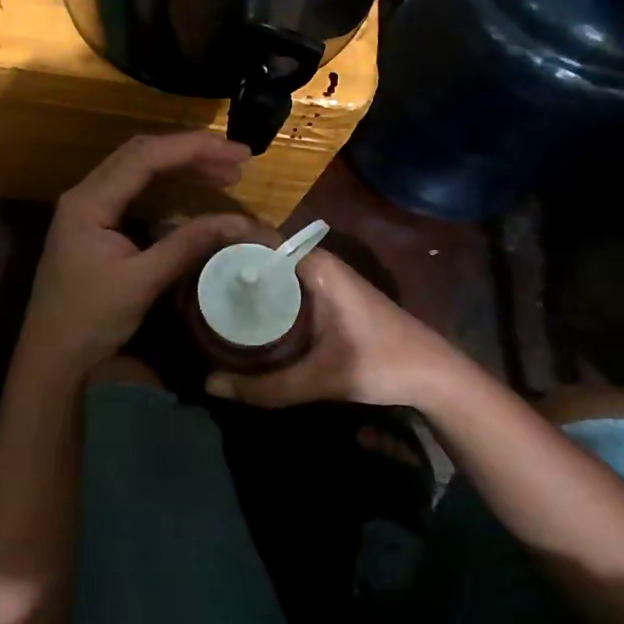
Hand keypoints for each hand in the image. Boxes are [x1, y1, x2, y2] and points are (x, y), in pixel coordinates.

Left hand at [16, 132, 253, 380]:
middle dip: (190, 153)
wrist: (52, 354)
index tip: (238, 153)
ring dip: (178, 167)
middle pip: (139, 155)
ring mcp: (85, 208)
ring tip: (225, 174)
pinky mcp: (92, 224)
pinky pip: (131, 191)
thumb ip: (187, 246)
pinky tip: (191, 191)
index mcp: (88, 202)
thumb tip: (239, 222)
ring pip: (135, 171)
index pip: (144, 157)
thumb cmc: (90, 320)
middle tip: (237, 161)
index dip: (193, 149)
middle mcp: (83, 195)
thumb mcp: (142, 282)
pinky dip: (163, 186)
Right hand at [204, 246, 473, 408]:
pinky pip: (280, 282)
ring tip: (200, 289)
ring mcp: (321, 277)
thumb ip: (265, 387)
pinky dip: (258, 290)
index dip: (222, 239)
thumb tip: (208, 384)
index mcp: (315, 266)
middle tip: (186, 276)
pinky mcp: (324, 294)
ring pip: (269, 267)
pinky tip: (237, 310)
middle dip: (224, 260)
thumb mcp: (321, 379)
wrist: (437, 377)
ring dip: (240, 275)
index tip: (188, 250)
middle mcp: (315, 263)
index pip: (257, 236)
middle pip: (258, 251)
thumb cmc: (382, 365)